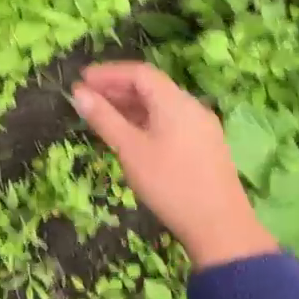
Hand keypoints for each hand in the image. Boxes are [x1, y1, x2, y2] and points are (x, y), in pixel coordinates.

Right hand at [72, 61, 278, 268]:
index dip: (108, 73)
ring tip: (100, 115)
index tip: (81, 80)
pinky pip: (168, 120)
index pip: (139, 73)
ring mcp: (200, 127)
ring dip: (128, 104)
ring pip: (160, 105)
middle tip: (85, 97)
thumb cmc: (169, 183)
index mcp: (175, 103)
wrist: (219, 226)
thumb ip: (103, 118)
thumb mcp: (129, 149)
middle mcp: (191, 108)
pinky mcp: (203, 145)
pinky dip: (143, 119)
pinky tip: (127, 134)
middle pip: (151, 87)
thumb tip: (78, 93)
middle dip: (116, 88)